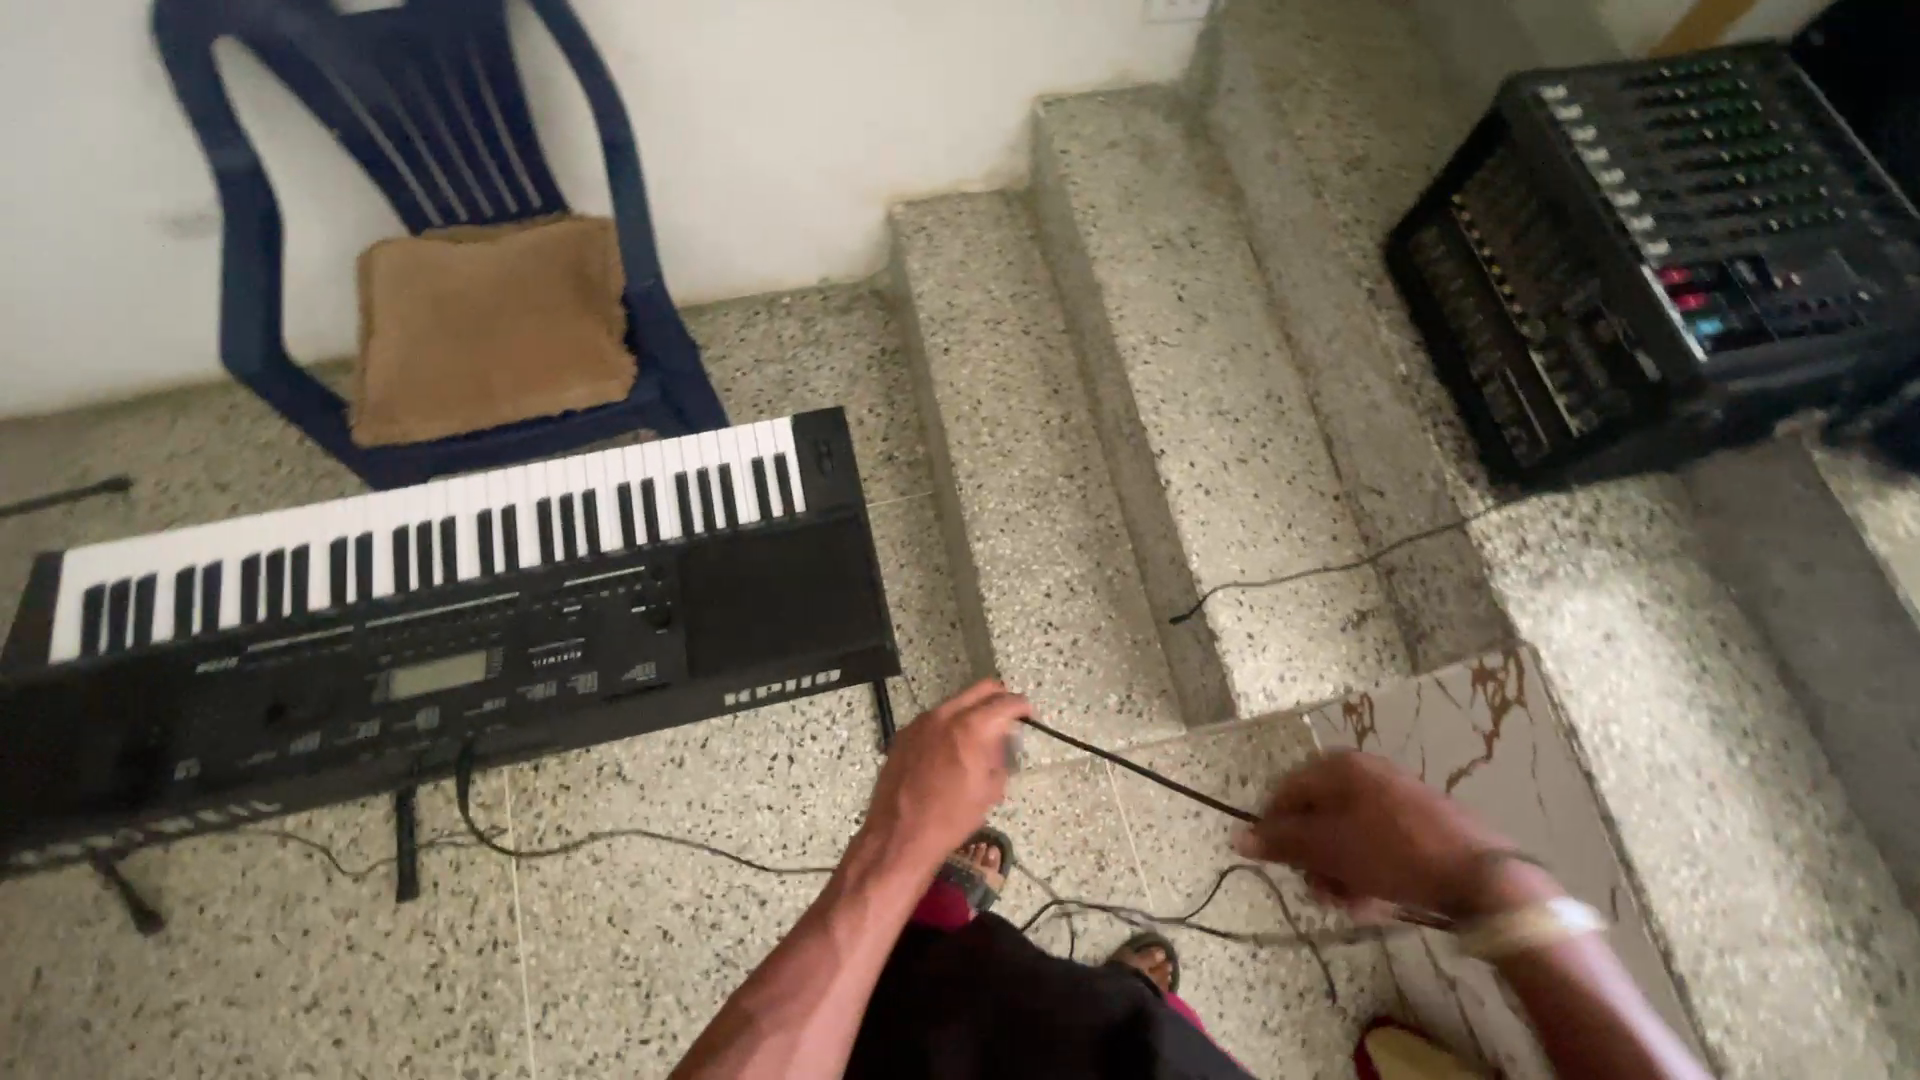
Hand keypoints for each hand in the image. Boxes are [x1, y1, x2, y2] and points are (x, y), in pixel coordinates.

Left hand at [861, 679, 1027, 872]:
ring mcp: (921, 722)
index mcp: (970, 728)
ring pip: (956, 701)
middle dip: (1000, 699)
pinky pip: (936, 718)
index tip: (1028, 715)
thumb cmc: (951, 818)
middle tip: (1008, 718)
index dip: (1022, 706)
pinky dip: (951, 724)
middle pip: (981, 689)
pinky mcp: (905, 733)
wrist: (899, 834)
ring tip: (980, 737)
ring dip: (974, 711)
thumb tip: (1000, 740)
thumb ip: (1000, 755)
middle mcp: (944, 715)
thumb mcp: (989, 789)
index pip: (1005, 702)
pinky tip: (952, 748)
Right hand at [1235, 750, 1557, 919]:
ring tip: (1355, 904)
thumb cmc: (1393, 852)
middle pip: (1317, 818)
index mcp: (1338, 766)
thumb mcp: (1328, 848)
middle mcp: (1364, 773)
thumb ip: (1281, 841)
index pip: (1284, 793)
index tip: (1281, 867)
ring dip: (1342, 873)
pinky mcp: (1421, 824)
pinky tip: (1379, 901)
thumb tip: (1237, 837)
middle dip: (1315, 860)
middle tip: (1324, 892)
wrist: (1483, 878)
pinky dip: (1370, 872)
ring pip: (1347, 837)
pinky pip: (1378, 845)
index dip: (1275, 831)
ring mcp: (1395, 797)